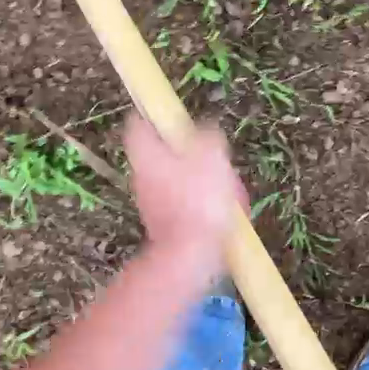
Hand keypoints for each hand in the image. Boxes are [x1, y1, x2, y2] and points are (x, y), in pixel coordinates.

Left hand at [123, 115, 244, 275]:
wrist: (189, 255)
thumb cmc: (198, 199)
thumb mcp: (212, 155)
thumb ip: (208, 136)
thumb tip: (205, 130)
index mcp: (146, 152)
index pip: (139, 121)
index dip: (157, 114)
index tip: (177, 115)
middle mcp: (142, 174)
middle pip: (163, 152)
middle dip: (191, 152)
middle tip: (214, 156)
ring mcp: (151, 201)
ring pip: (179, 179)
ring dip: (203, 180)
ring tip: (229, 188)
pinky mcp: (165, 222)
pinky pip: (186, 203)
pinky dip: (204, 203)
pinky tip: (226, 211)